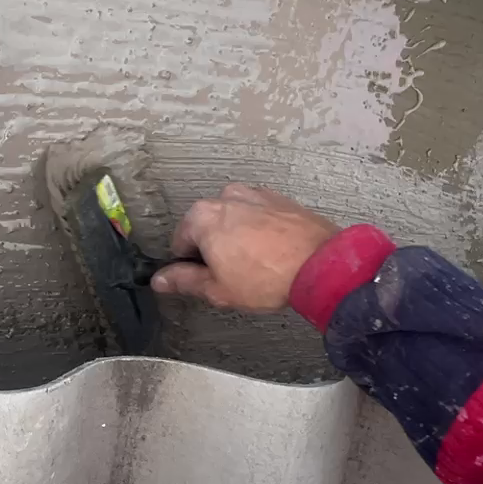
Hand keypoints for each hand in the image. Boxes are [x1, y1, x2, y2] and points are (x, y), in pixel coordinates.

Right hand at [150, 184, 337, 310]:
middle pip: (207, 226)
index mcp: (202, 216)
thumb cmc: (269, 276)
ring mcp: (254, 194)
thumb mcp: (218, 289)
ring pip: (233, 219)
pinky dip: (259, 230)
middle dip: (214, 248)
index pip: (180, 242)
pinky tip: (271, 253)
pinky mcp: (278, 199)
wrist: (321, 263)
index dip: (189, 265)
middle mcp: (226, 197)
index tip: (205, 278)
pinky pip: (258, 215)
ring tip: (255, 264)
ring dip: (237, 237)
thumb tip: (161, 280)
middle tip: (232, 275)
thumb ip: (184, 281)